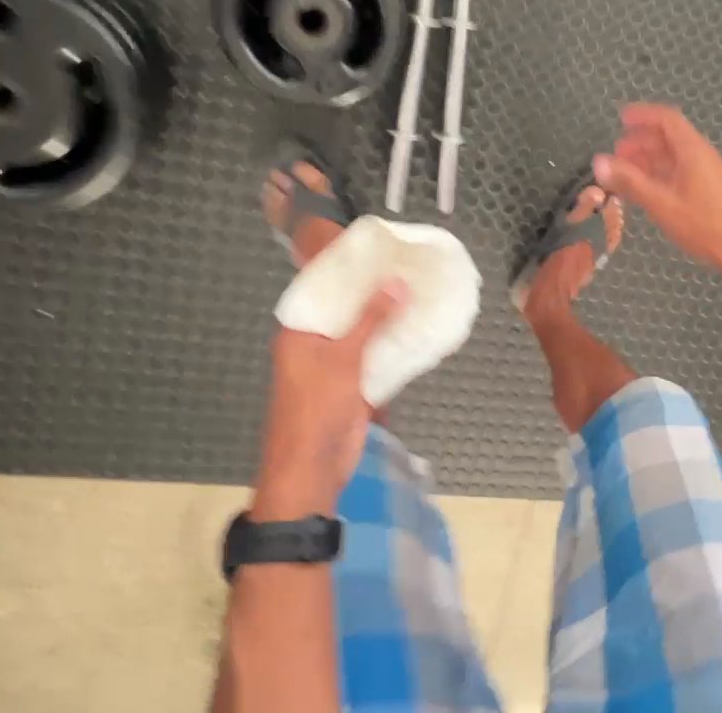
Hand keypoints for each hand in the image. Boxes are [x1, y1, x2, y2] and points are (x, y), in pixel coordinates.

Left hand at [252, 281, 408, 520]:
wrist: (311, 472)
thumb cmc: (316, 409)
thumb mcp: (343, 359)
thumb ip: (371, 320)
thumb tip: (398, 282)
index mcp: (299, 331)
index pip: (324, 289)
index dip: (351, 270)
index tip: (381, 248)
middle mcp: (315, 343)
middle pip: (348, 310)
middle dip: (377, 294)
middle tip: (410, 265)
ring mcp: (335, 365)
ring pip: (366, 334)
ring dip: (389, 320)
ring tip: (421, 290)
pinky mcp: (354, 385)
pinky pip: (376, 358)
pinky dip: (395, 347)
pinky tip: (421, 329)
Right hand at [593, 103, 721, 274]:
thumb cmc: (703, 225)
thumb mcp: (661, 203)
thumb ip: (630, 181)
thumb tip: (598, 162)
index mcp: (693, 151)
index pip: (667, 119)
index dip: (643, 115)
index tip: (621, 119)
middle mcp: (701, 156)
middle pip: (669, 137)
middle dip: (641, 140)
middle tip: (617, 152)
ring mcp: (707, 173)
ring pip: (674, 156)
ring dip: (649, 159)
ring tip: (625, 172)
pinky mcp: (709, 189)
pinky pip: (680, 171)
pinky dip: (659, 173)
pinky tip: (646, 189)